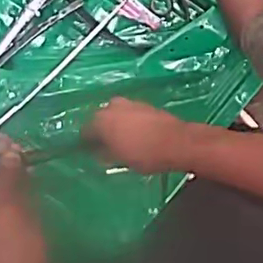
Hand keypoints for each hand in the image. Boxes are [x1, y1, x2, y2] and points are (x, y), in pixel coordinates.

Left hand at [0, 137, 45, 262]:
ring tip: (26, 156)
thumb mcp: (3, 202)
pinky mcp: (6, 228)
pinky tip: (30, 179)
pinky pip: (9, 197)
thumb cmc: (7, 243)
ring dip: (8, 170)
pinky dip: (17, 185)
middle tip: (18, 143)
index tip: (8, 135)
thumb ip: (2, 172)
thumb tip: (5, 145)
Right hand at [85, 97, 201, 174]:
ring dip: (116, 126)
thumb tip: (97, 151)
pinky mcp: (144, 104)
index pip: (84, 131)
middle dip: (101, 132)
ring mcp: (129, 103)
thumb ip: (103, 154)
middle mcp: (112, 106)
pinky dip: (128, 123)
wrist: (178, 142)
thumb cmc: (144, 154)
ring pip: (115, 115)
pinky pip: (129, 114)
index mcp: (100, 120)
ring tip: (122, 142)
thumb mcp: (119, 159)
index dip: (85, 144)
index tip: (89, 153)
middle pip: (100, 120)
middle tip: (105, 148)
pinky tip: (135, 135)